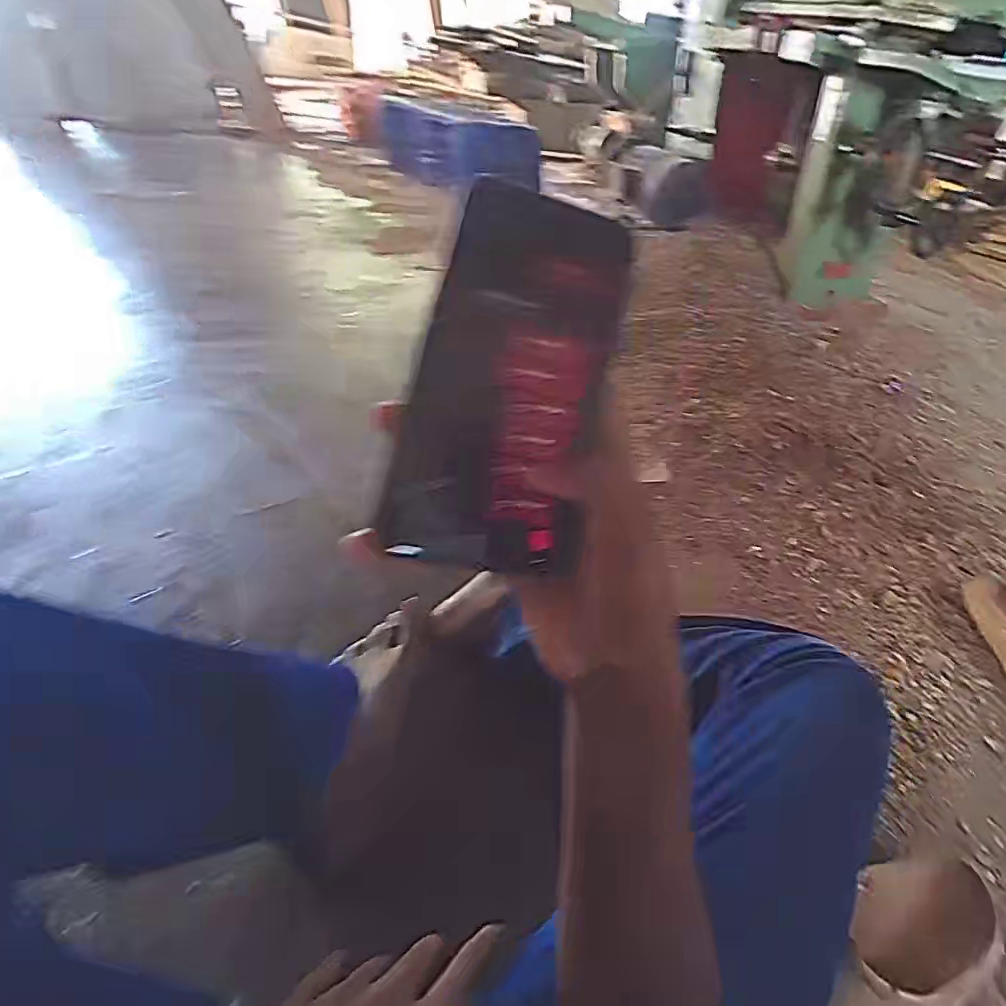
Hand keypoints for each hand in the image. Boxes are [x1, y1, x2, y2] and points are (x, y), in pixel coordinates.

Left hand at [279, 926, 502, 1005]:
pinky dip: (344, 975)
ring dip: (390, 974)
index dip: (488, 944)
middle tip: (435, 982)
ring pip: (380, 959)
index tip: (498, 933)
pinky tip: (343, 987)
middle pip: (428, 948)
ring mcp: (340, 994)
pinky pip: (332, 967)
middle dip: (436, 961)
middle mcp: (391, 994)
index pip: (471, 962)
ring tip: (386, 996)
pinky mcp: (296, 1002)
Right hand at [345, 397, 680, 690]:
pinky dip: (418, 537)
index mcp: (603, 468)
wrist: (611, 665)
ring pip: (482, 475)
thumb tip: (540, 462)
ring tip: (390, 428)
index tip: (510, 340)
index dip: (554, 373)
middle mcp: (565, 482)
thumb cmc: (633, 596)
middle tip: (425, 384)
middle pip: (518, 433)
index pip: (581, 405)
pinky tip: (372, 536)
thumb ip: (601, 489)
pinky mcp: (506, 554)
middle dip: (475, 407)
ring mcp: (531, 517)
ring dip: (439, 457)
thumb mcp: (629, 538)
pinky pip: (460, 535)